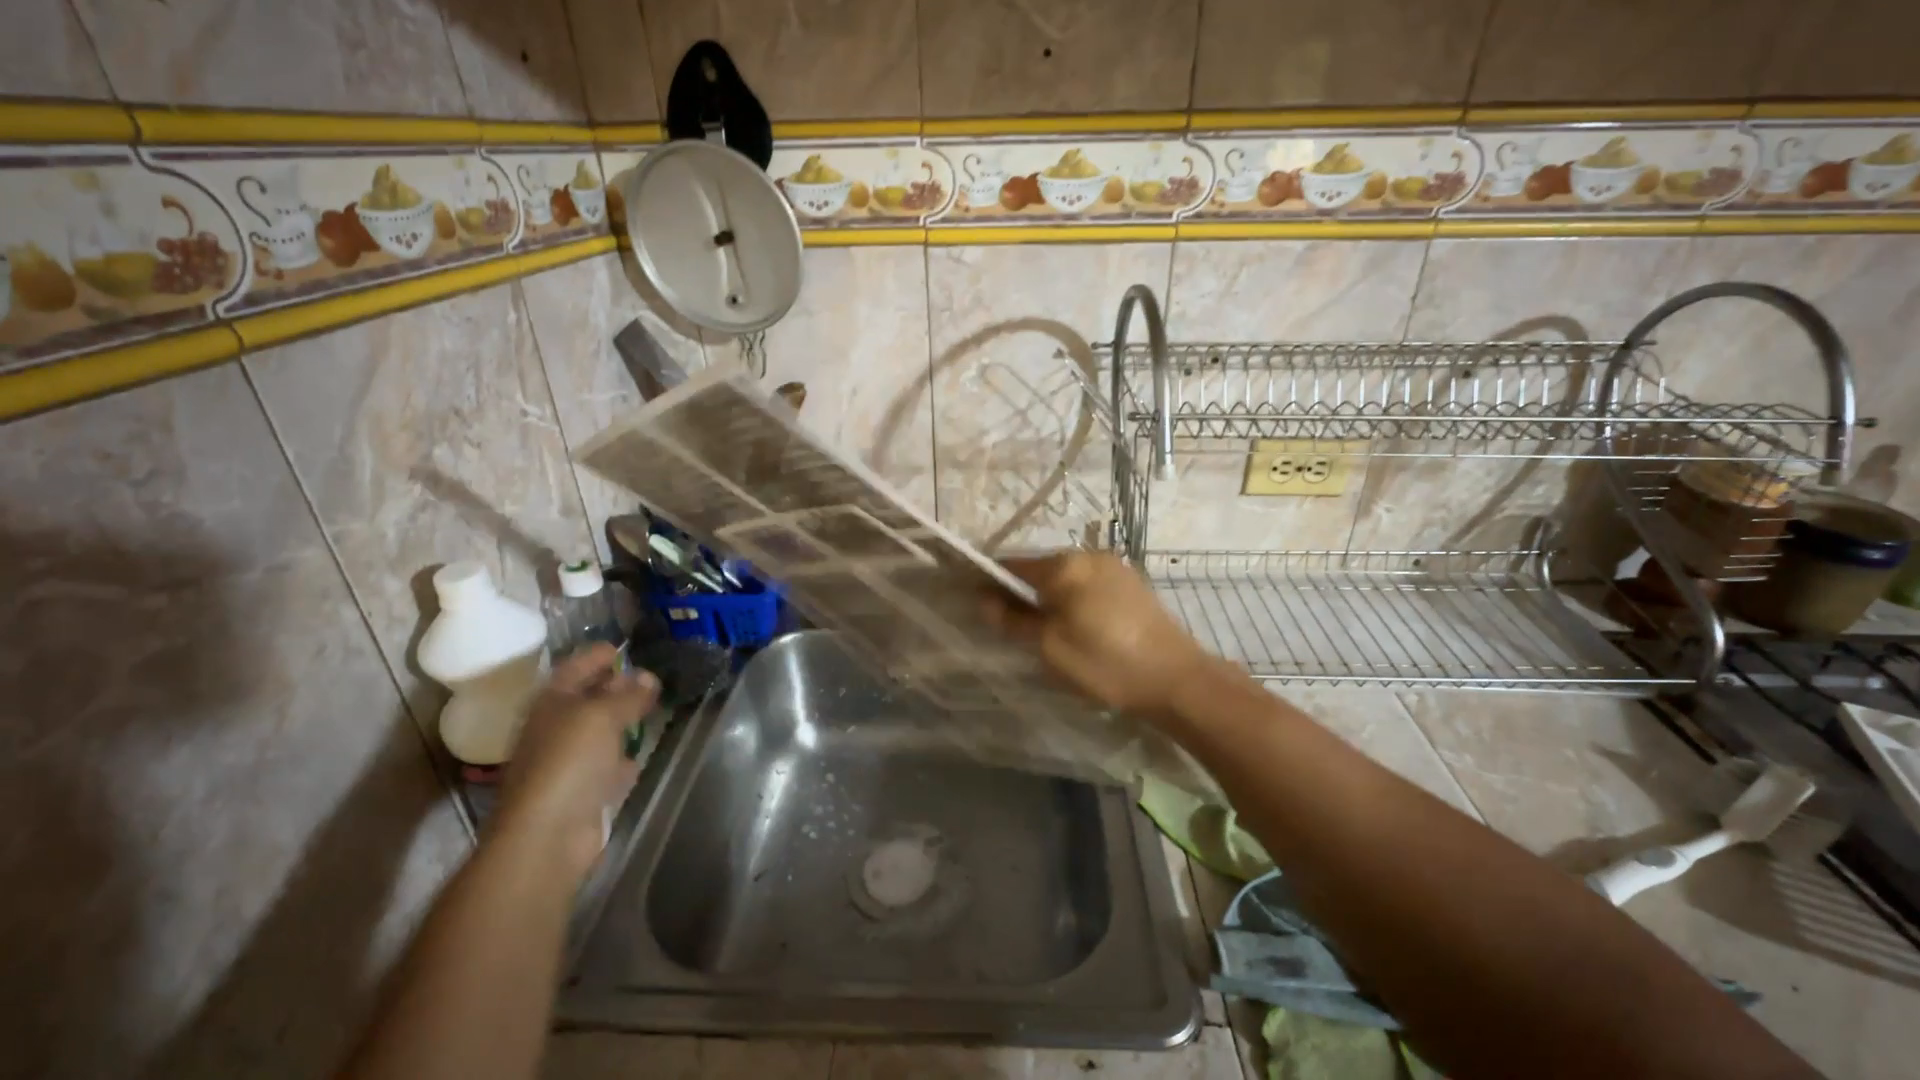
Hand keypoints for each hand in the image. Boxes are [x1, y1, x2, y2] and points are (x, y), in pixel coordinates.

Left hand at [492, 645, 658, 875]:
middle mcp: (556, 727)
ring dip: (622, 722)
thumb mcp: (602, 716)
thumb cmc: (569, 763)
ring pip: (599, 732)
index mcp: (551, 702)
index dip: (600, 654)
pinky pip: (606, 766)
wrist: (547, 835)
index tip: (627, 647)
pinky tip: (640, 757)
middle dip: (616, 687)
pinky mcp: (582, 792)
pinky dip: (622, 759)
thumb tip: (648, 676)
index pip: (576, 666)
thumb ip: (628, 695)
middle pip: (587, 699)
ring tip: (655, 711)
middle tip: (651, 679)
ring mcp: (567, 762)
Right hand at [982, 551, 1213, 715]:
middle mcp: (1088, 555)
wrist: (1176, 679)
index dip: (991, 583)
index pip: (1011, 565)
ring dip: (1053, 599)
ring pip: (1067, 578)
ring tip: (1051, 634)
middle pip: (1041, 570)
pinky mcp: (1133, 583)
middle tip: (1018, 631)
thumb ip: (1013, 620)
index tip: (979, 606)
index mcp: (1064, 565)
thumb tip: (983, 598)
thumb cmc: (1105, 663)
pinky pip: (1090, 586)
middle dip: (1024, 594)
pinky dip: (1077, 602)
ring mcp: (1115, 567)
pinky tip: (1082, 630)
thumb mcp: (1050, 647)